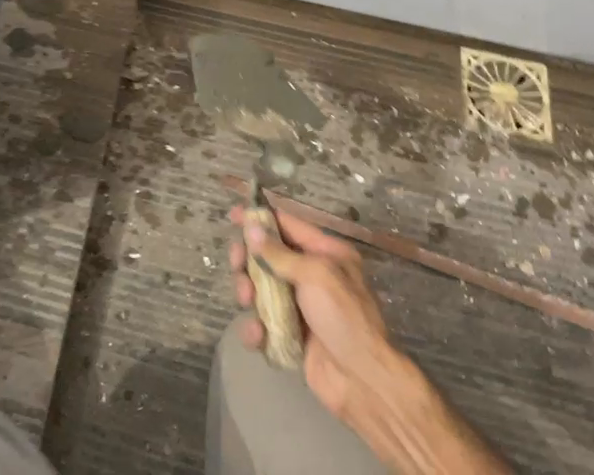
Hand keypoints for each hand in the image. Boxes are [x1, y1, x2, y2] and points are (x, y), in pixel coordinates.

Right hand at [228, 206, 509, 473]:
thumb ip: (279, 252)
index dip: (260, 218)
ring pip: (260, 289)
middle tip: (237, 265)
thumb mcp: (315, 275)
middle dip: (248, 259)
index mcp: (326, 254)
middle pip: (268, 256)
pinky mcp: (289, 333)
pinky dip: (255, 327)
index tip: (232, 214)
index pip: (288, 225)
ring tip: (248, 301)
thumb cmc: (344, 317)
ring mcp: (299, 306)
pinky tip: (258, 333)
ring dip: (248, 292)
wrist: (361, 379)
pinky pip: (262, 322)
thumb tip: (251, 226)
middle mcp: (311, 276)